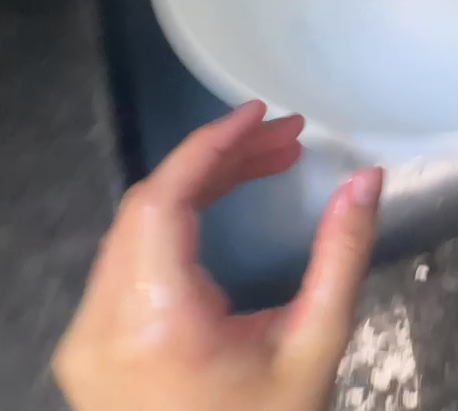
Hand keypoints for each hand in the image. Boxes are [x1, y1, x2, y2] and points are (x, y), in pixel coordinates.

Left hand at [53, 101, 383, 410]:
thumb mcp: (320, 337)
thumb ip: (343, 253)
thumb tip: (368, 177)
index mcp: (152, 319)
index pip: (160, 205)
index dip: (208, 147)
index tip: (262, 113)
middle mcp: (100, 322)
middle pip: (146, 209)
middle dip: (220, 158)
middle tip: (293, 136)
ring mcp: (89, 336)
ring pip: (136, 230)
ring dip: (204, 183)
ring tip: (275, 159)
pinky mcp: (97, 344)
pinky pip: (133, 257)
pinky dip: (185, 216)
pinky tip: (230, 205)